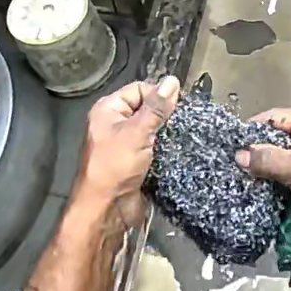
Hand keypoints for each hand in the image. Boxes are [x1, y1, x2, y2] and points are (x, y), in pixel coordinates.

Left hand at [73, 76, 179, 217]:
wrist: (106, 209)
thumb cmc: (115, 167)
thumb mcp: (137, 132)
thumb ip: (156, 107)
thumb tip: (172, 81)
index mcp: (109, 109)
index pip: (139, 89)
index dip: (158, 94)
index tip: (179, 105)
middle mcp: (115, 122)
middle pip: (147, 107)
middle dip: (164, 114)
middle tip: (183, 122)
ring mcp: (125, 142)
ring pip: (153, 128)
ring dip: (166, 133)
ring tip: (183, 135)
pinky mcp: (135, 160)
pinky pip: (154, 146)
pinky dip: (165, 147)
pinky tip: (178, 149)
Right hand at [236, 106, 290, 232]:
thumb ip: (269, 160)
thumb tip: (238, 155)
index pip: (273, 117)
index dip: (251, 131)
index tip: (230, 146)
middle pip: (276, 134)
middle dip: (257, 150)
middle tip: (235, 164)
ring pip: (281, 151)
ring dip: (266, 164)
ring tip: (243, 175)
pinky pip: (289, 165)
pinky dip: (277, 174)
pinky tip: (261, 184)